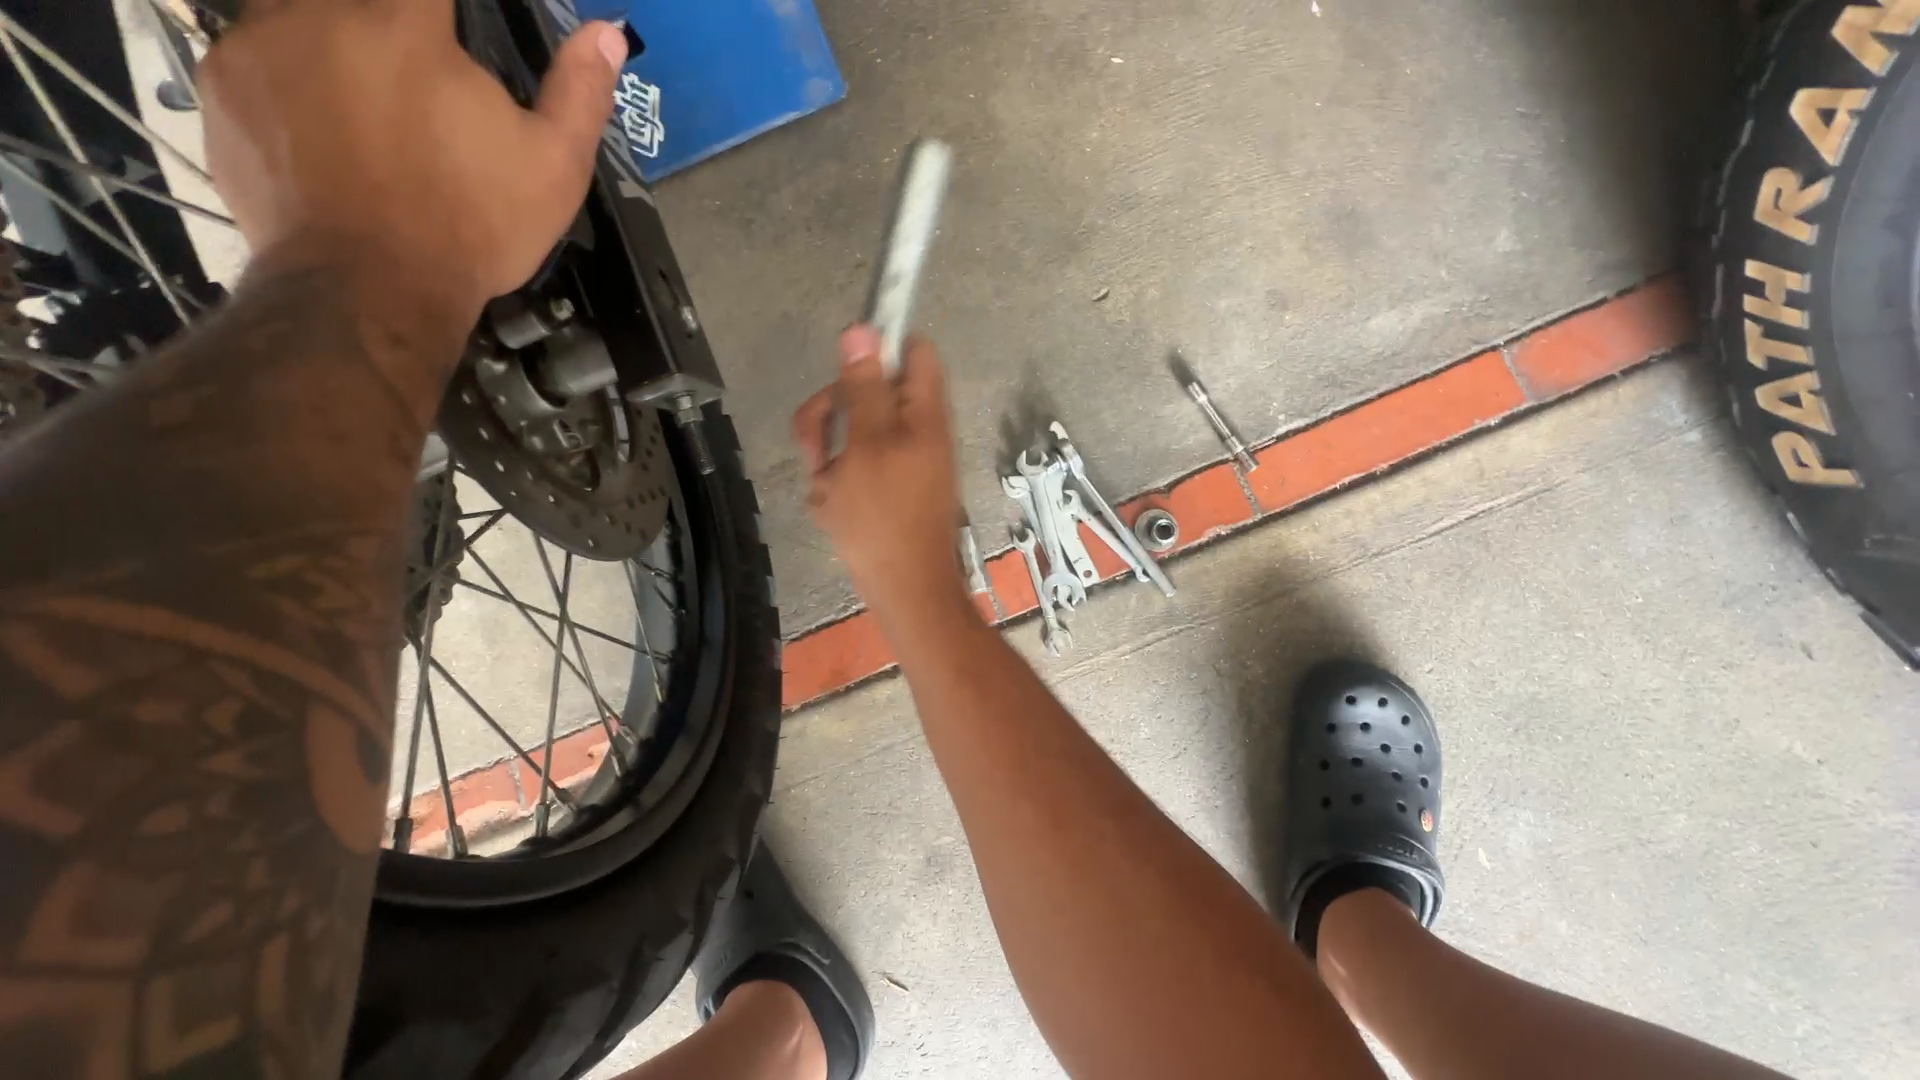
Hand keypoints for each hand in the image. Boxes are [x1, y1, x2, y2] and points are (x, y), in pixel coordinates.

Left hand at [198, 0, 625, 318]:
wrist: (371, 290)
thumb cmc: (475, 227)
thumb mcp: (555, 169)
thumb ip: (579, 92)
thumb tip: (608, 33)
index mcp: (409, 26)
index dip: (443, 14)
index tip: (456, 37)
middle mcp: (323, 14)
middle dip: (389, 29)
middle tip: (415, 91)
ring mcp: (261, 46)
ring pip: (295, 11)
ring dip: (331, 40)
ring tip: (364, 103)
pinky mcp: (221, 88)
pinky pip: (252, 55)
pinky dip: (286, 80)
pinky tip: (319, 134)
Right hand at [793, 326, 970, 623]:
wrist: (904, 591)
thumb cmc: (885, 519)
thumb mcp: (867, 445)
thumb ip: (863, 388)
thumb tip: (863, 328)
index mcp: (922, 411)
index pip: (910, 351)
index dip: (876, 350)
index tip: (842, 372)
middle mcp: (916, 431)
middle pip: (866, 393)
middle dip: (831, 418)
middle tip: (818, 450)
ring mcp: (902, 463)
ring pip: (850, 436)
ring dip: (828, 461)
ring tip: (829, 494)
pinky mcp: (887, 491)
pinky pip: (853, 473)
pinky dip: (838, 490)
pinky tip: (836, 513)